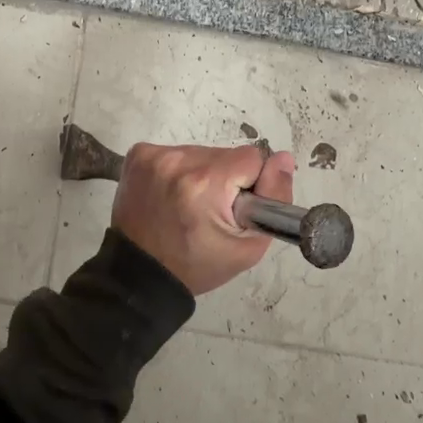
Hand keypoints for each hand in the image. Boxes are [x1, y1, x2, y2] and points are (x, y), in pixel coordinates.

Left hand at [109, 142, 295, 294]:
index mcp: (205, 182)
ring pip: (201, 152)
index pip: (252, 157)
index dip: (252, 183)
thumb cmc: (196, 264)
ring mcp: (153, 155)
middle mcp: (177, 160)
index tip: (236, 207)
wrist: (140, 269)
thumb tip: (284, 159)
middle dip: (227, 178)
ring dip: (203, 173)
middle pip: (225, 154)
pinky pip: (176, 152)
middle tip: (211, 211)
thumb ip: (273, 198)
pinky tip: (172, 195)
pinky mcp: (138, 153)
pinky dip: (180, 171)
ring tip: (189, 205)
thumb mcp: (247, 246)